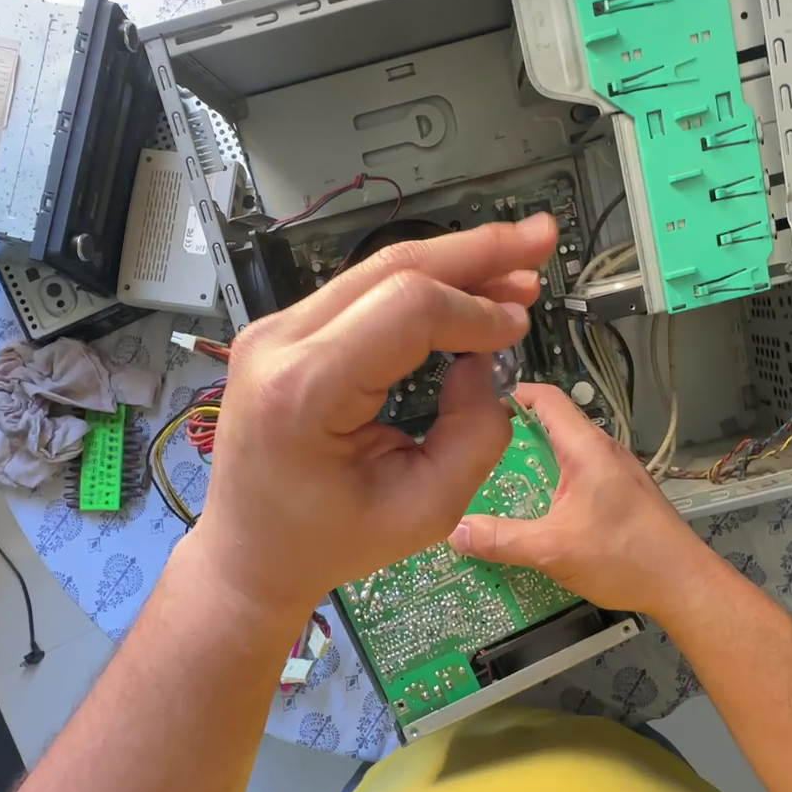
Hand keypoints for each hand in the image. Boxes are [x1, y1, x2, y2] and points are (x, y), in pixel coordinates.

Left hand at [187, 216, 556, 614]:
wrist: (252, 551)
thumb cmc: (333, 541)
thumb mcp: (426, 510)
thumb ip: (476, 434)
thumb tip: (482, 359)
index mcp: (305, 390)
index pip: (407, 310)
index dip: (476, 309)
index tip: (520, 328)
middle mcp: (279, 342)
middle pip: (392, 267)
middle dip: (477, 253)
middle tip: (539, 241)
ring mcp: (274, 330)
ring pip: (378, 270)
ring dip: (453, 265)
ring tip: (514, 268)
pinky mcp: (283, 332)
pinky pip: (363, 293)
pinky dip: (420, 287)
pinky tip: (464, 290)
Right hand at [447, 381, 726, 618]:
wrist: (684, 584)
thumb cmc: (626, 557)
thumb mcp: (553, 550)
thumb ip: (502, 539)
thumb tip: (456, 530)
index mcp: (587, 448)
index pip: (546, 398)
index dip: (511, 393)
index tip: (477, 405)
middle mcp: (603, 451)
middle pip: (552, 426)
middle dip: (513, 437)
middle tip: (477, 455)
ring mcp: (616, 472)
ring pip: (566, 453)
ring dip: (534, 464)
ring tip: (500, 483)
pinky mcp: (623, 494)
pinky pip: (579, 476)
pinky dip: (554, 484)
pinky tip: (538, 511)